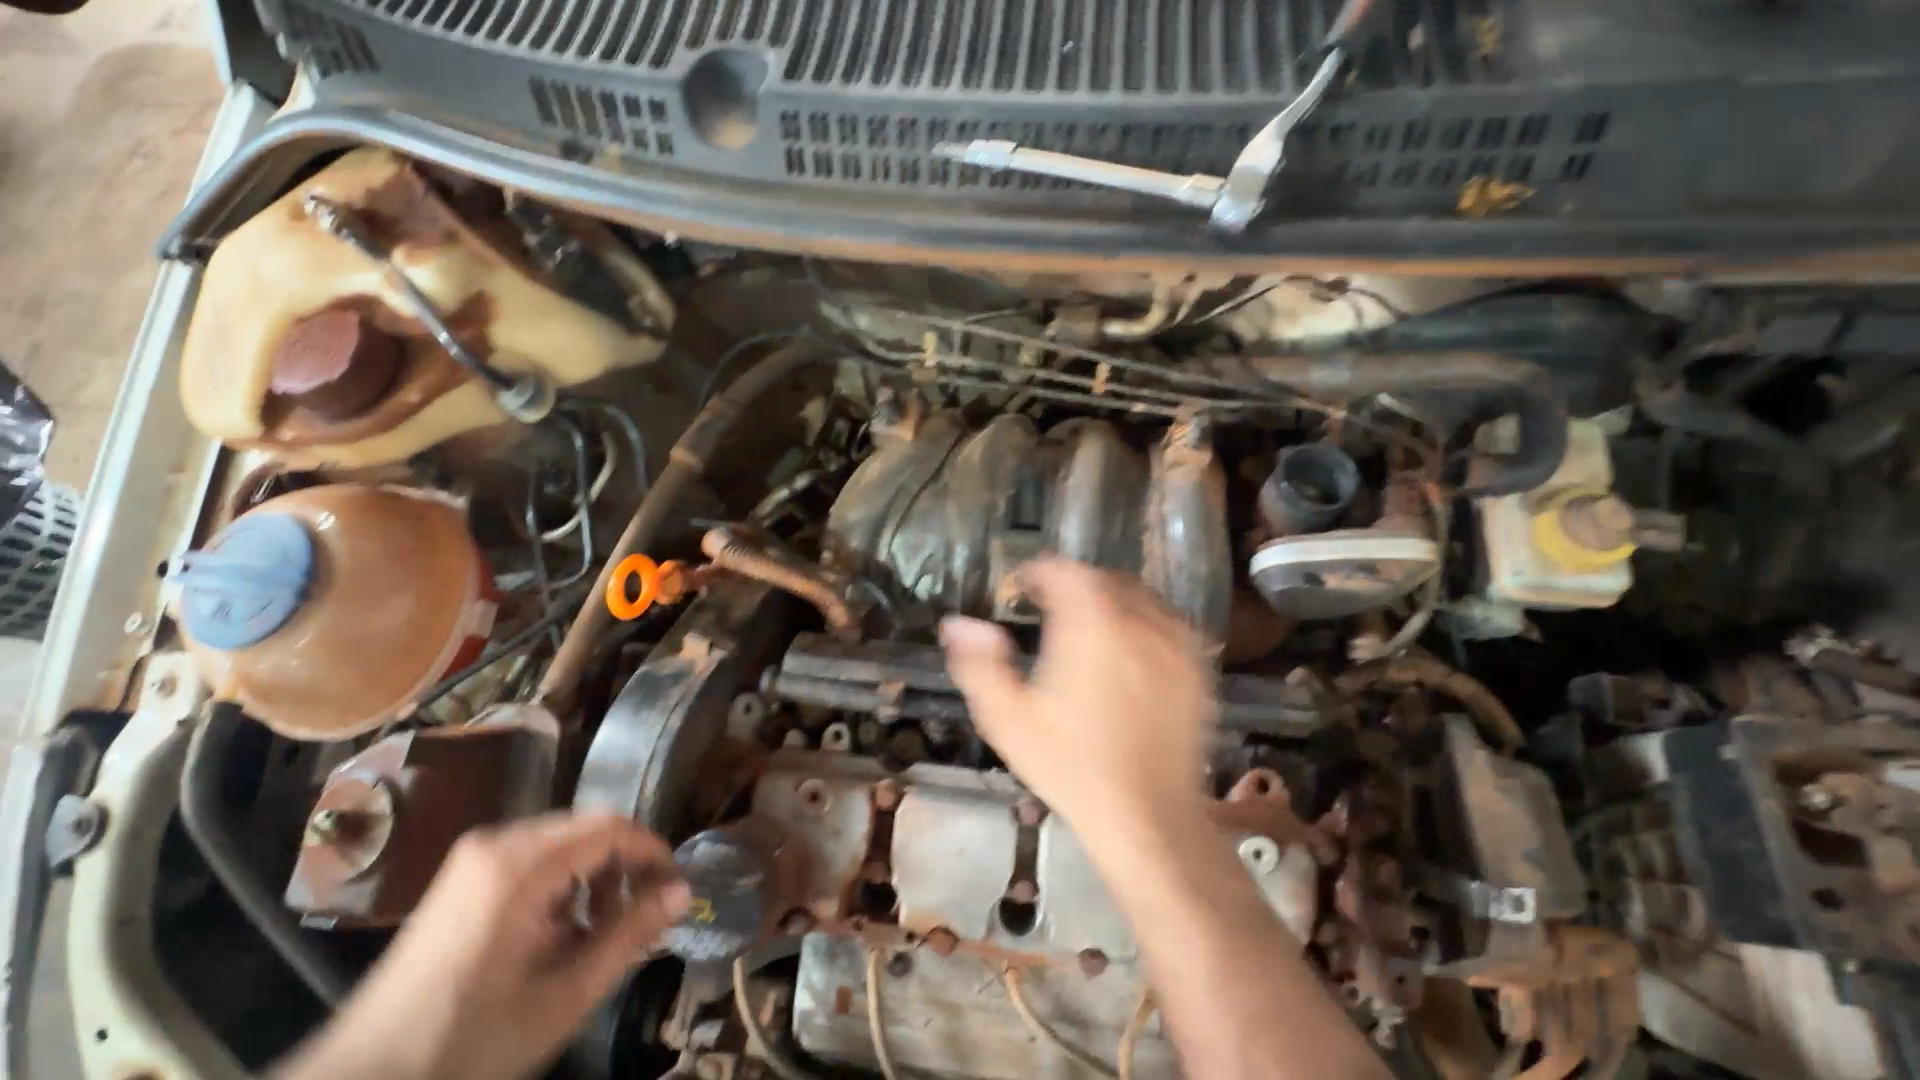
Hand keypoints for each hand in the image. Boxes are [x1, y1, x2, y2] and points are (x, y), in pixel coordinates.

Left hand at [274, 813, 690, 1079]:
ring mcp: (472, 859)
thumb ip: (629, 935)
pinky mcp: (461, 879)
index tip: (677, 892)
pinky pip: (531, 862)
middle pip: (586, 830)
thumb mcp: (565, 995)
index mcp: (519, 864)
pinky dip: (560, 889)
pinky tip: (558, 939)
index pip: (610, 827)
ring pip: (562, 845)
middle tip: (640, 922)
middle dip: (623, 871)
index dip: (653, 853)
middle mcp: (495, 844)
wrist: (362, 1079)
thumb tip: (683, 891)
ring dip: (593, 881)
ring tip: (598, 939)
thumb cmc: (469, 1042)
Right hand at [939, 557, 1217, 839]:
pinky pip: (1170, 626)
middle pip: (1106, 579)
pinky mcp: (1199, 670)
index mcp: (1092, 625)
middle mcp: (1139, 622)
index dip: (1039, 573)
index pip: (1066, 571)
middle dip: (1076, 584)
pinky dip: (1145, 624)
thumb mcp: (1007, 719)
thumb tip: (959, 624)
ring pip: (1142, 598)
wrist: (1146, 816)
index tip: (1022, 588)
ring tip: (1090, 625)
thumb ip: (978, 664)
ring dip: (1112, 600)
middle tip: (1051, 605)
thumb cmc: (1070, 767)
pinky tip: (1130, 651)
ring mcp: (1176, 645)